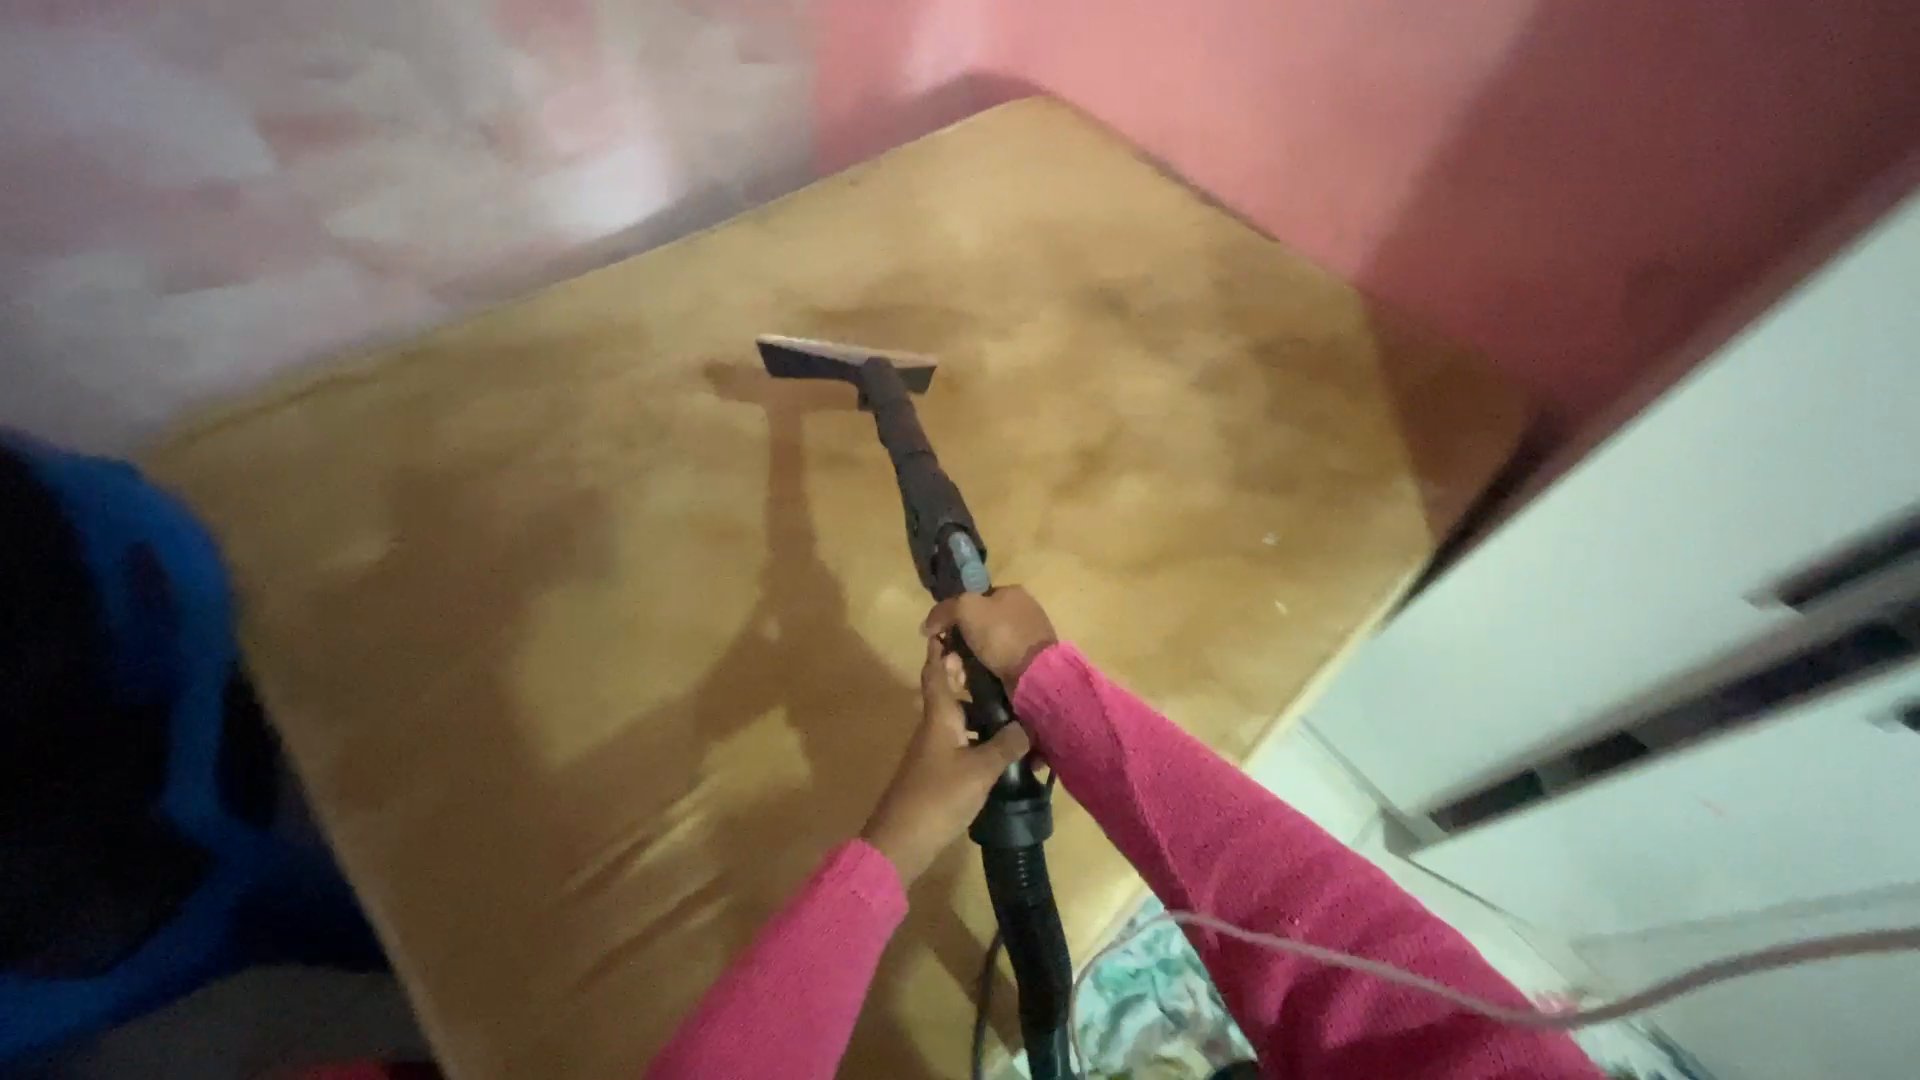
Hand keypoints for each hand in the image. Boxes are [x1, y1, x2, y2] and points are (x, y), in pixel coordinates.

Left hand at [861, 636, 1031, 886]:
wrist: (902, 840)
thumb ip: (1006, 745)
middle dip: (966, 675)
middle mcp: (933, 727)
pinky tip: (999, 744)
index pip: (937, 672)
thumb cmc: (939, 796)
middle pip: (948, 692)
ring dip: (977, 707)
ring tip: (1010, 702)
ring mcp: (933, 751)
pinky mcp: (937, 772)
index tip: (952, 626)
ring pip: (956, 717)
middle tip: (997, 663)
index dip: (943, 649)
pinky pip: (959, 741)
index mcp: (939, 717)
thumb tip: (1028, 724)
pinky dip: (977, 735)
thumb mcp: (980, 770)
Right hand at [919, 586, 1058, 693]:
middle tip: (948, 660)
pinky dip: (980, 671)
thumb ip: (943, 610)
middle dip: (957, 644)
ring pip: (982, 647)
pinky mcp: (1026, 662)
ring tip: (958, 675)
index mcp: (1011, 593)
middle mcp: (1021, 611)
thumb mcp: (965, 609)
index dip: (953, 616)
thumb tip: (927, 626)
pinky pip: (994, 664)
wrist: (1033, 673)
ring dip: (964, 661)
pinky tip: (971, 681)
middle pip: (976, 626)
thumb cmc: (1000, 634)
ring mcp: (1025, 638)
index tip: (940, 635)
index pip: (973, 599)